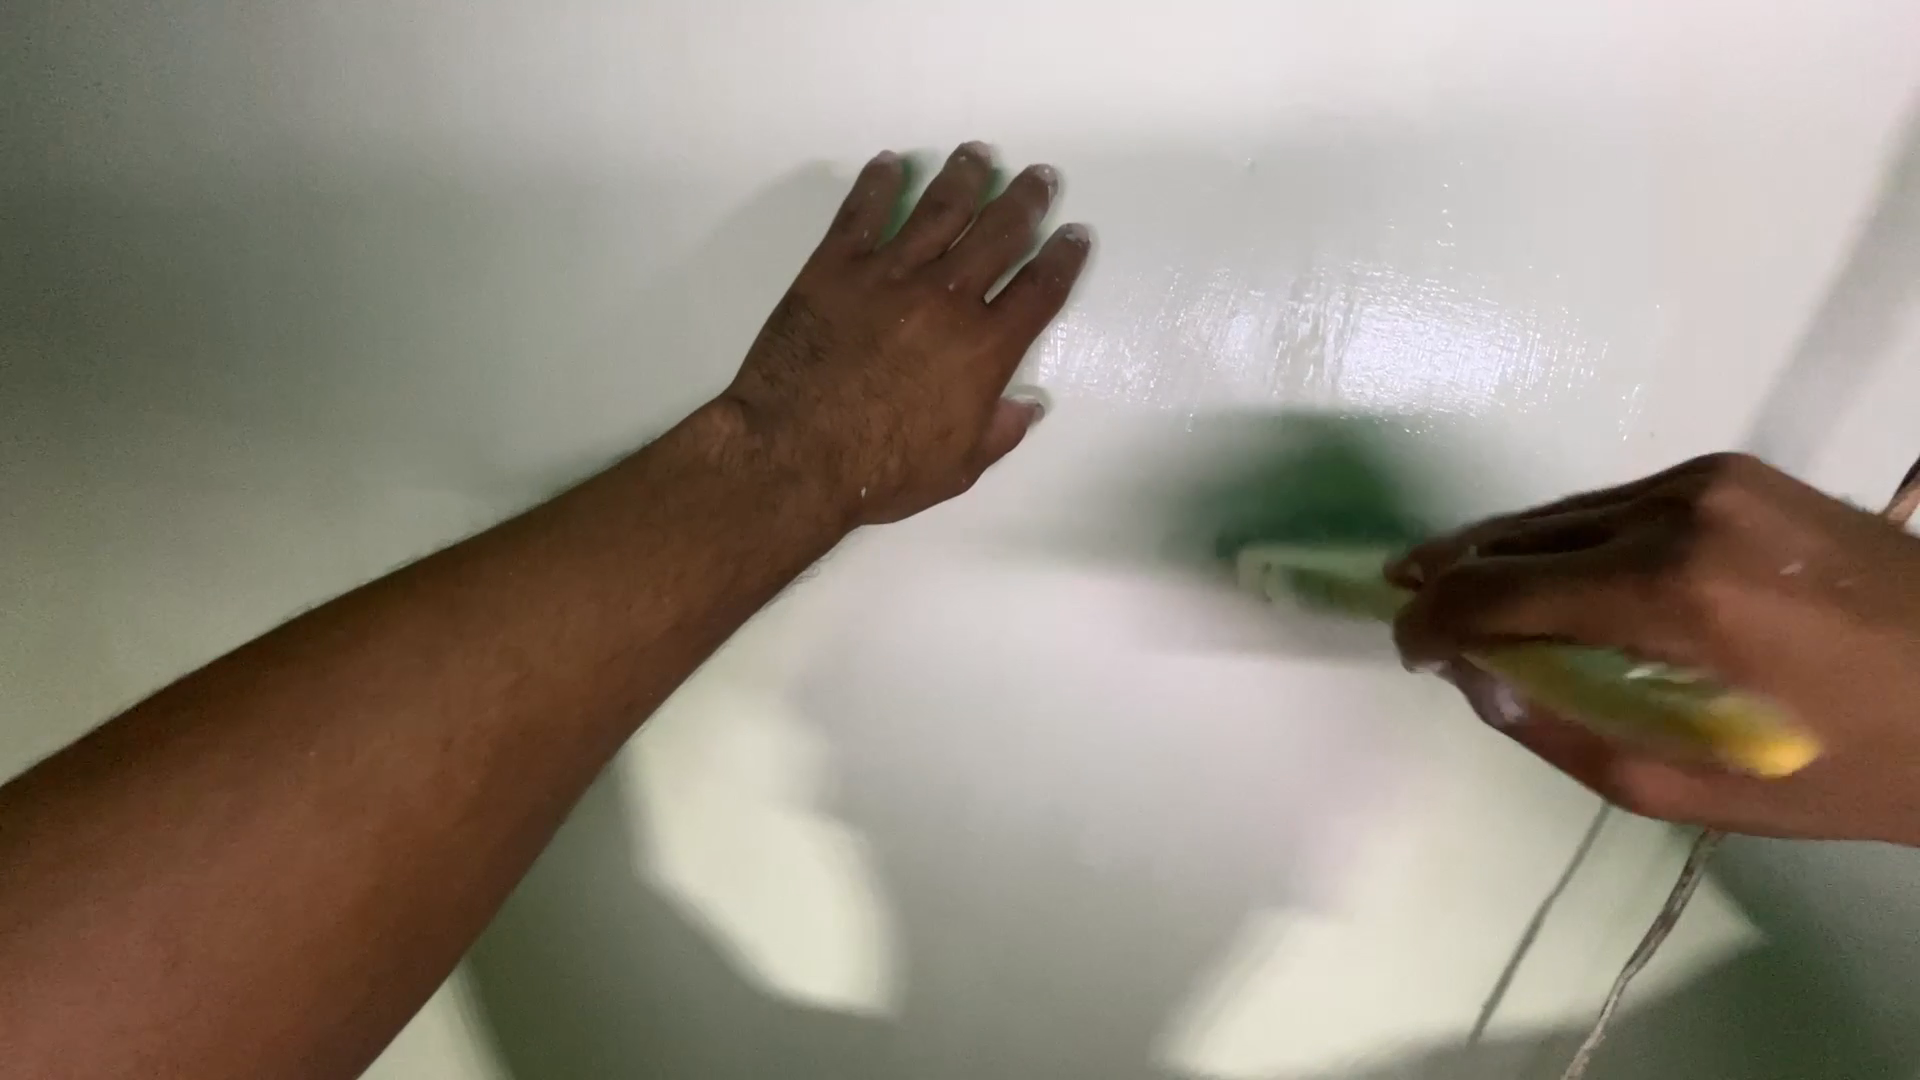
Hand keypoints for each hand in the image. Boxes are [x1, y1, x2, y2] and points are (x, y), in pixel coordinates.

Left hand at [721, 142, 1089, 528]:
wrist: (795, 454)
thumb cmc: (882, 472)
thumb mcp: (958, 469)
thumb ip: (999, 433)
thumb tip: (1028, 406)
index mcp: (984, 349)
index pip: (1039, 291)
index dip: (1063, 259)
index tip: (1074, 235)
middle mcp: (946, 298)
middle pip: (998, 234)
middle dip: (1025, 202)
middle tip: (1038, 177)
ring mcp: (889, 275)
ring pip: (938, 210)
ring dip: (964, 178)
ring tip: (978, 156)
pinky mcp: (835, 267)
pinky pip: (862, 212)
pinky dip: (879, 184)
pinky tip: (891, 165)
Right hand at [1387, 452, 1919, 844]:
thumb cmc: (1868, 763)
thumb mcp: (1693, 788)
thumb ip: (1553, 729)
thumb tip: (1471, 673)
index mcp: (1671, 593)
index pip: (1490, 590)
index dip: (1429, 621)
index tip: (1412, 651)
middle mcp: (1673, 512)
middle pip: (1504, 542)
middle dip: (1445, 585)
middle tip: (1419, 622)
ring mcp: (1699, 481)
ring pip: (1543, 519)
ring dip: (1492, 563)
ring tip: (1457, 596)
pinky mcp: (1718, 471)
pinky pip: (1593, 510)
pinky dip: (1551, 547)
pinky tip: (1542, 577)